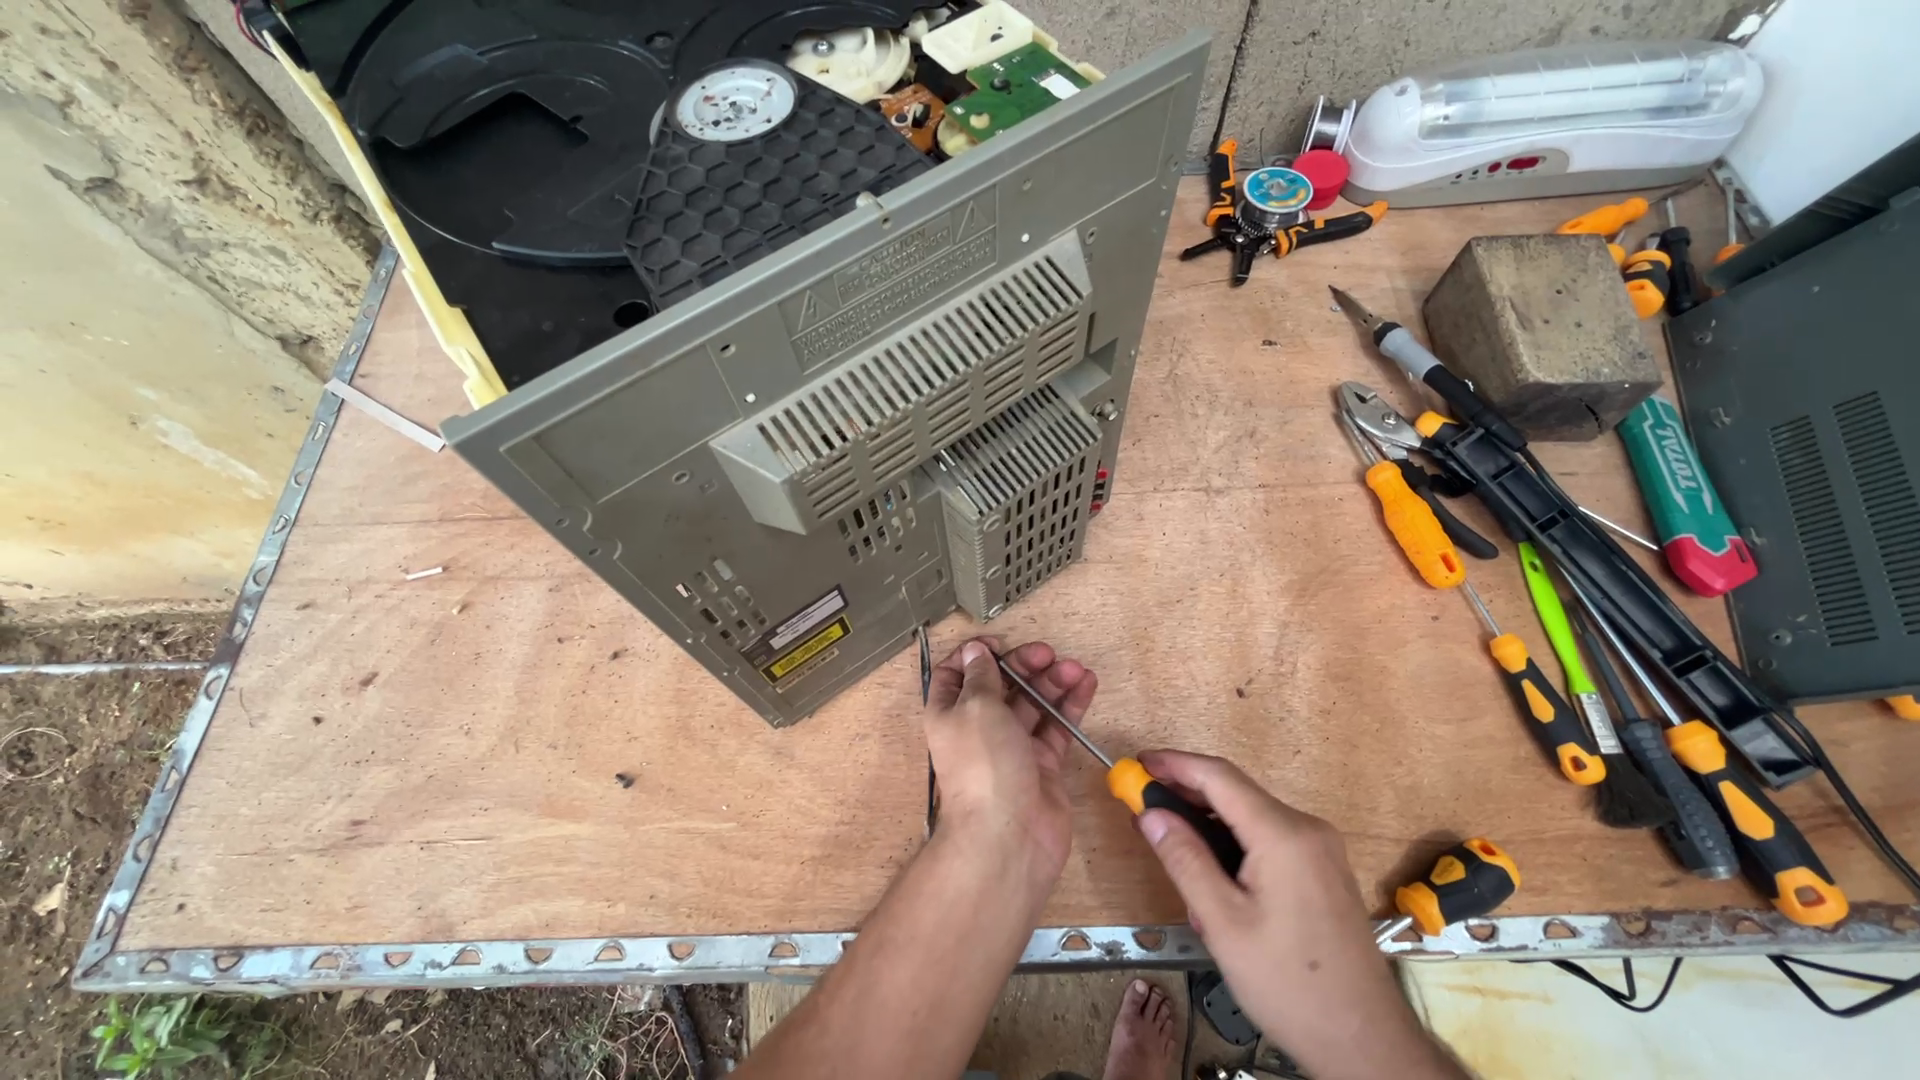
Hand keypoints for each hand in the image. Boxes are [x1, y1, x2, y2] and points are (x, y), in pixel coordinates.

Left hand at [926, 638, 1096, 891]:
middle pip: (1001, 685)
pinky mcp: (1043, 764)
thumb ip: (981, 676)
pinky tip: (1087, 684)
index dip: (974, 654)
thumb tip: (975, 651)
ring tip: (1076, 669)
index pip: (955, 674)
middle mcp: (978, 728)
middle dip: (1024, 665)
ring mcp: (1013, 747)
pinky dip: (1071, 705)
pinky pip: (1057, 727)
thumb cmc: (984, 763)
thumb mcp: (976, 707)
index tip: (1000, 643)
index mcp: (950, 713)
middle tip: (1048, 654)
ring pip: (1033, 704)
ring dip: (1053, 682)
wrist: (1009, 835)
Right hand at [1134, 751, 1465, 1079]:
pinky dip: (1233, 847)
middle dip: (1186, 796)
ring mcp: (1320, 849)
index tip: (1135, 764)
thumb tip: (1150, 813)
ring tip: (1170, 853)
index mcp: (1283, 835)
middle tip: (1140, 808)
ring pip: (1250, 819)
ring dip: (1208, 827)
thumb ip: (1185, 860)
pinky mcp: (1323, 871)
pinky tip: (1211, 880)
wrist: (1365, 1040)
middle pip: (1236, 794)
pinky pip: (1268, 841)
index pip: (1219, 777)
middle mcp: (1306, 829)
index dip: (1174, 764)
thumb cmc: (1288, 984)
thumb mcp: (1223, 923)